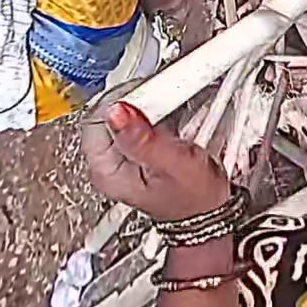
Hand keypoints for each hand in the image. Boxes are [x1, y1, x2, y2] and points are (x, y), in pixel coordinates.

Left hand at [83, 101, 231, 221]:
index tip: (144, 97)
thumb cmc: (194, 197)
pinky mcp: (135, 144)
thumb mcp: (175, 165)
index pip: (95, 119)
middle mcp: (108, 163)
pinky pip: (135, 114)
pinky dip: (153, 109)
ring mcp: (121, 153)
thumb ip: (144, 140)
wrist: (210, 210)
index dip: (120, 102)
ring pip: (122, 109)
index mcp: (107, 172)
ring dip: (145, 103)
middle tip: (161, 105)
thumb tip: (115, 113)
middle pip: (108, 112)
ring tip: (168, 114)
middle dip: (135, 101)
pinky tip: (169, 118)